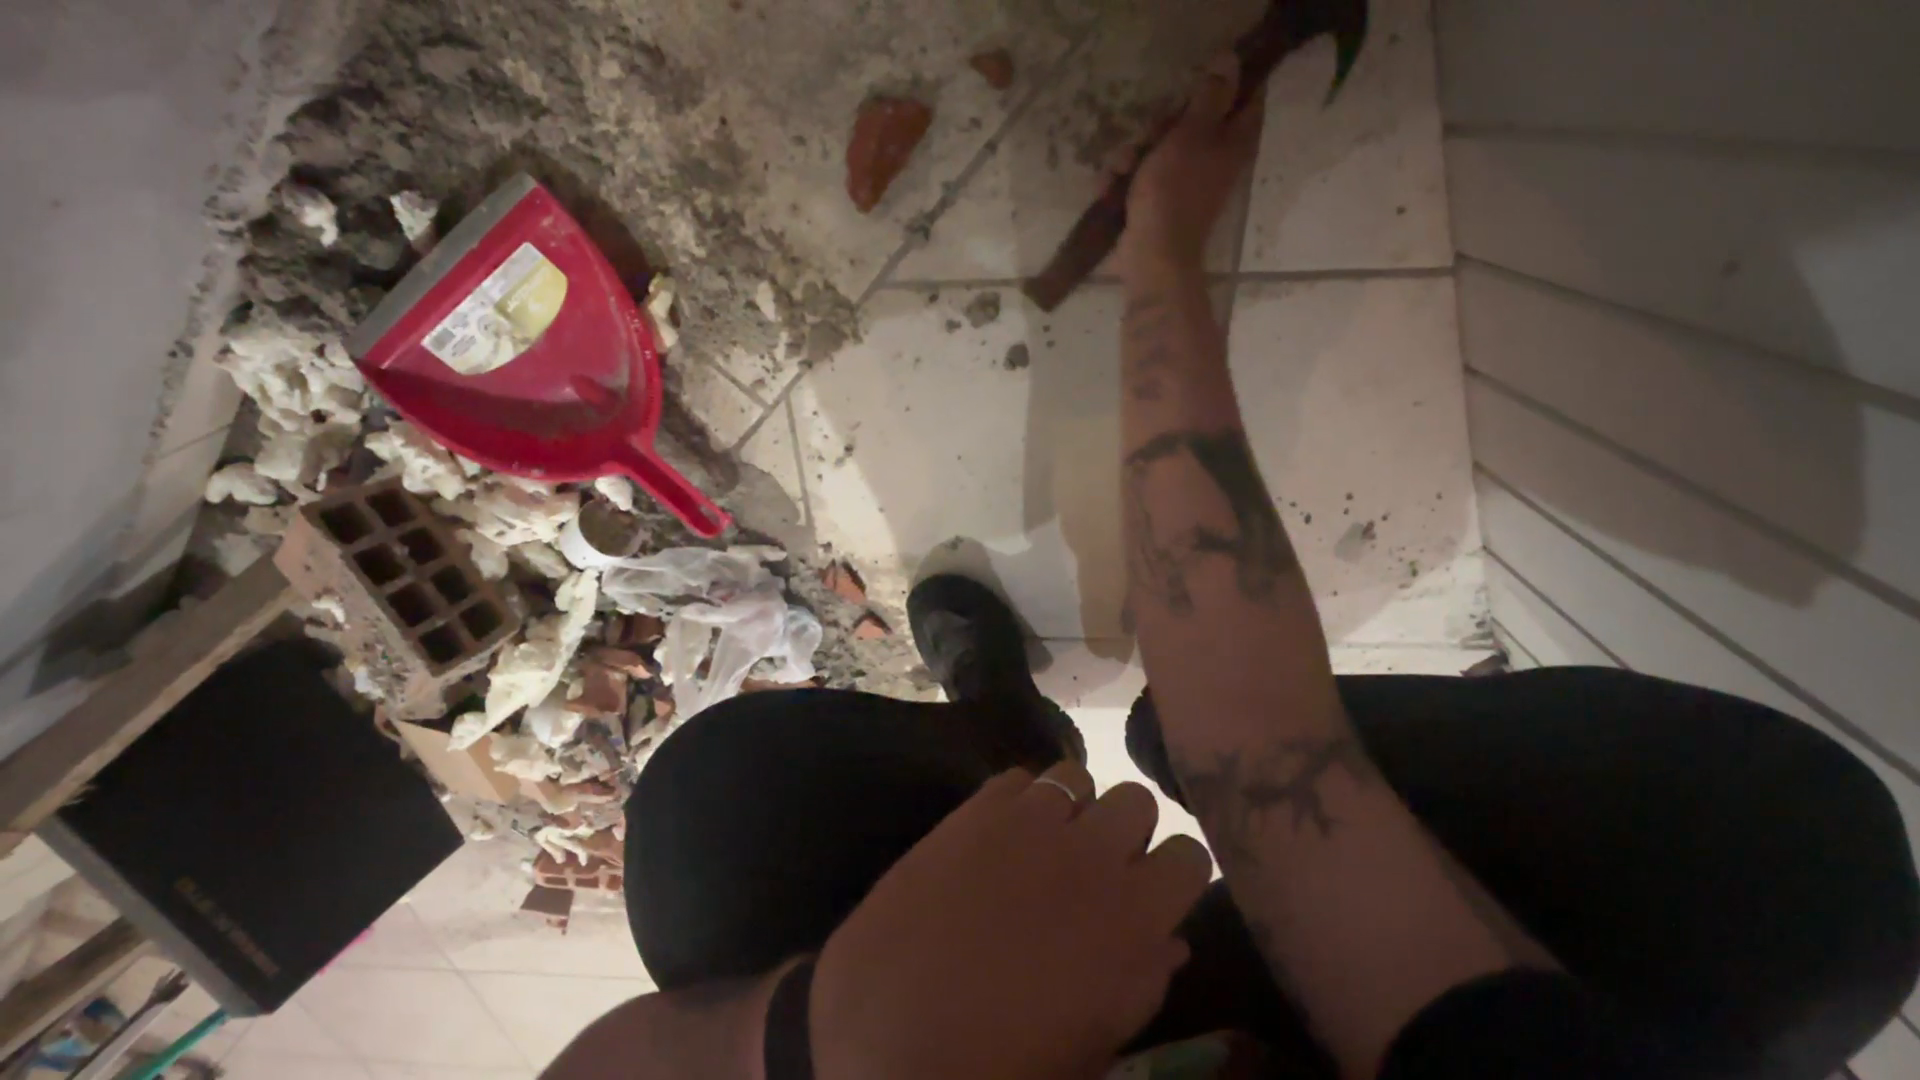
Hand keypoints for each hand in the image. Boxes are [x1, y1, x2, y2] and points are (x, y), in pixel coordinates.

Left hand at [808, 763, 1212, 1079]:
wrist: (891, 1037)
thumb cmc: (1004, 1061)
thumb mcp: (1095, 1044)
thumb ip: (1143, 982)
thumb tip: (1169, 940)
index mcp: (1135, 915)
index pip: (1191, 854)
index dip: (1175, 873)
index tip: (1156, 890)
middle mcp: (1091, 853)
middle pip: (1137, 800)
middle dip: (1126, 829)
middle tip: (1097, 865)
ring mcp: (1029, 824)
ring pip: (1076, 775)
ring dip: (1072, 806)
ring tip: (1047, 842)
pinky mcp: (973, 811)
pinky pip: (1016, 778)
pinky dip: (1018, 800)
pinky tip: (1000, 835)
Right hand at [1120, 55, 1265, 274]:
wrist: (1153, 254)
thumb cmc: (1173, 192)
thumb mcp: (1190, 135)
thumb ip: (1210, 97)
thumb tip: (1230, 60)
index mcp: (1235, 142)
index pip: (1246, 97)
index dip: (1223, 83)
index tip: (1196, 81)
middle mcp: (1216, 160)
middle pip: (1193, 121)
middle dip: (1161, 123)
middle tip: (1151, 132)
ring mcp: (1187, 183)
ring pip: (1160, 148)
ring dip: (1134, 154)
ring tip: (1121, 168)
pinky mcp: (1160, 202)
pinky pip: (1142, 177)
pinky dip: (1125, 181)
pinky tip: (1110, 188)